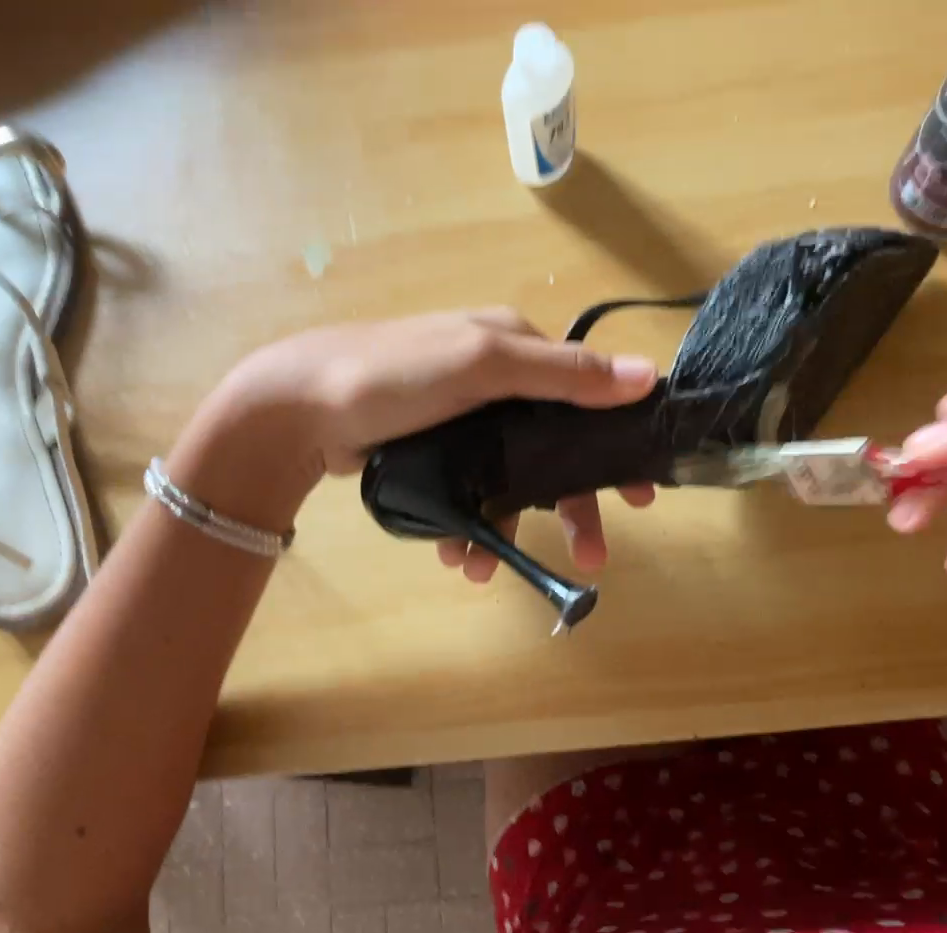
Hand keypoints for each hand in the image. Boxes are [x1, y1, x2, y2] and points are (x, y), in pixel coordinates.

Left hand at [207, 308, 657, 577]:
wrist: (298, 409)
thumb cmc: (393, 375)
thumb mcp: (482, 365)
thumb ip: (563, 375)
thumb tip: (649, 376)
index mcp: (515, 347)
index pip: (587, 395)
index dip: (616, 445)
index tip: (640, 496)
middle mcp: (496, 383)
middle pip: (553, 451)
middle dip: (569, 507)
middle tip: (591, 557)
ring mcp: (464, 421)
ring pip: (510, 481)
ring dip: (508, 529)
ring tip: (484, 570)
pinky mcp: (436, 453)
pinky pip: (472, 494)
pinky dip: (470, 526)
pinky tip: (458, 555)